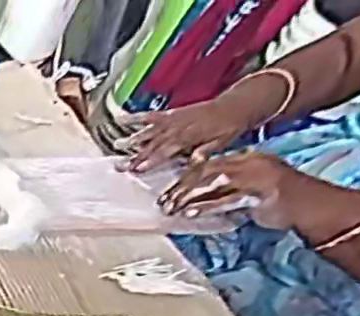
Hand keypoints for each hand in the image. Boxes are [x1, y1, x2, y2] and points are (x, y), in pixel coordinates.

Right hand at [123, 95, 264, 172]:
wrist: (241, 102)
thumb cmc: (232, 125)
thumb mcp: (226, 139)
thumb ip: (208, 150)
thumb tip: (193, 161)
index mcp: (195, 133)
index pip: (170, 148)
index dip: (154, 158)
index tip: (139, 168)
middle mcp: (183, 124)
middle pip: (157, 141)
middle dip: (139, 154)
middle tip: (123, 166)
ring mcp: (177, 118)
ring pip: (153, 129)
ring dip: (135, 138)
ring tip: (118, 145)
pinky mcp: (173, 113)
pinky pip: (154, 116)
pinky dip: (137, 118)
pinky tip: (122, 120)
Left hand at [157, 151, 322, 228]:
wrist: (310, 205)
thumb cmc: (273, 200)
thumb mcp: (243, 190)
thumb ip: (221, 190)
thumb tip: (191, 198)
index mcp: (248, 159)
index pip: (209, 165)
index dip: (184, 180)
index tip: (164, 195)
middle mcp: (253, 163)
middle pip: (209, 172)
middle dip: (182, 188)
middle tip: (163, 204)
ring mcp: (259, 177)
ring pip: (216, 183)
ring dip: (189, 197)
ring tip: (171, 210)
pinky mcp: (262, 194)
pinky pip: (229, 199)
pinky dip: (207, 207)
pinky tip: (190, 214)